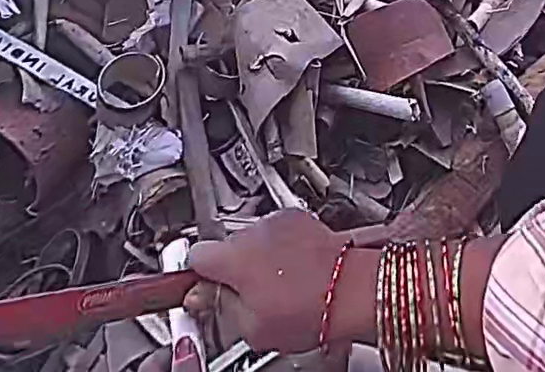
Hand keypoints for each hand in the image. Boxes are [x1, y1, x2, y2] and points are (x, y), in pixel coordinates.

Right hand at [185, 211, 350, 353]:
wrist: (348, 288)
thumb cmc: (306, 308)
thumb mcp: (251, 326)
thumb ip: (219, 306)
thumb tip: (201, 296)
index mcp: (235, 256)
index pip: (196, 256)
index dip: (196, 277)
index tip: (201, 291)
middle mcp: (255, 230)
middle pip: (226, 246)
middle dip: (229, 269)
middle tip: (243, 298)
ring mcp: (279, 220)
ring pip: (253, 238)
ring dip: (256, 257)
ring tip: (273, 286)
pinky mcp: (299, 216)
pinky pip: (276, 231)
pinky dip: (278, 246)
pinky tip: (290, 270)